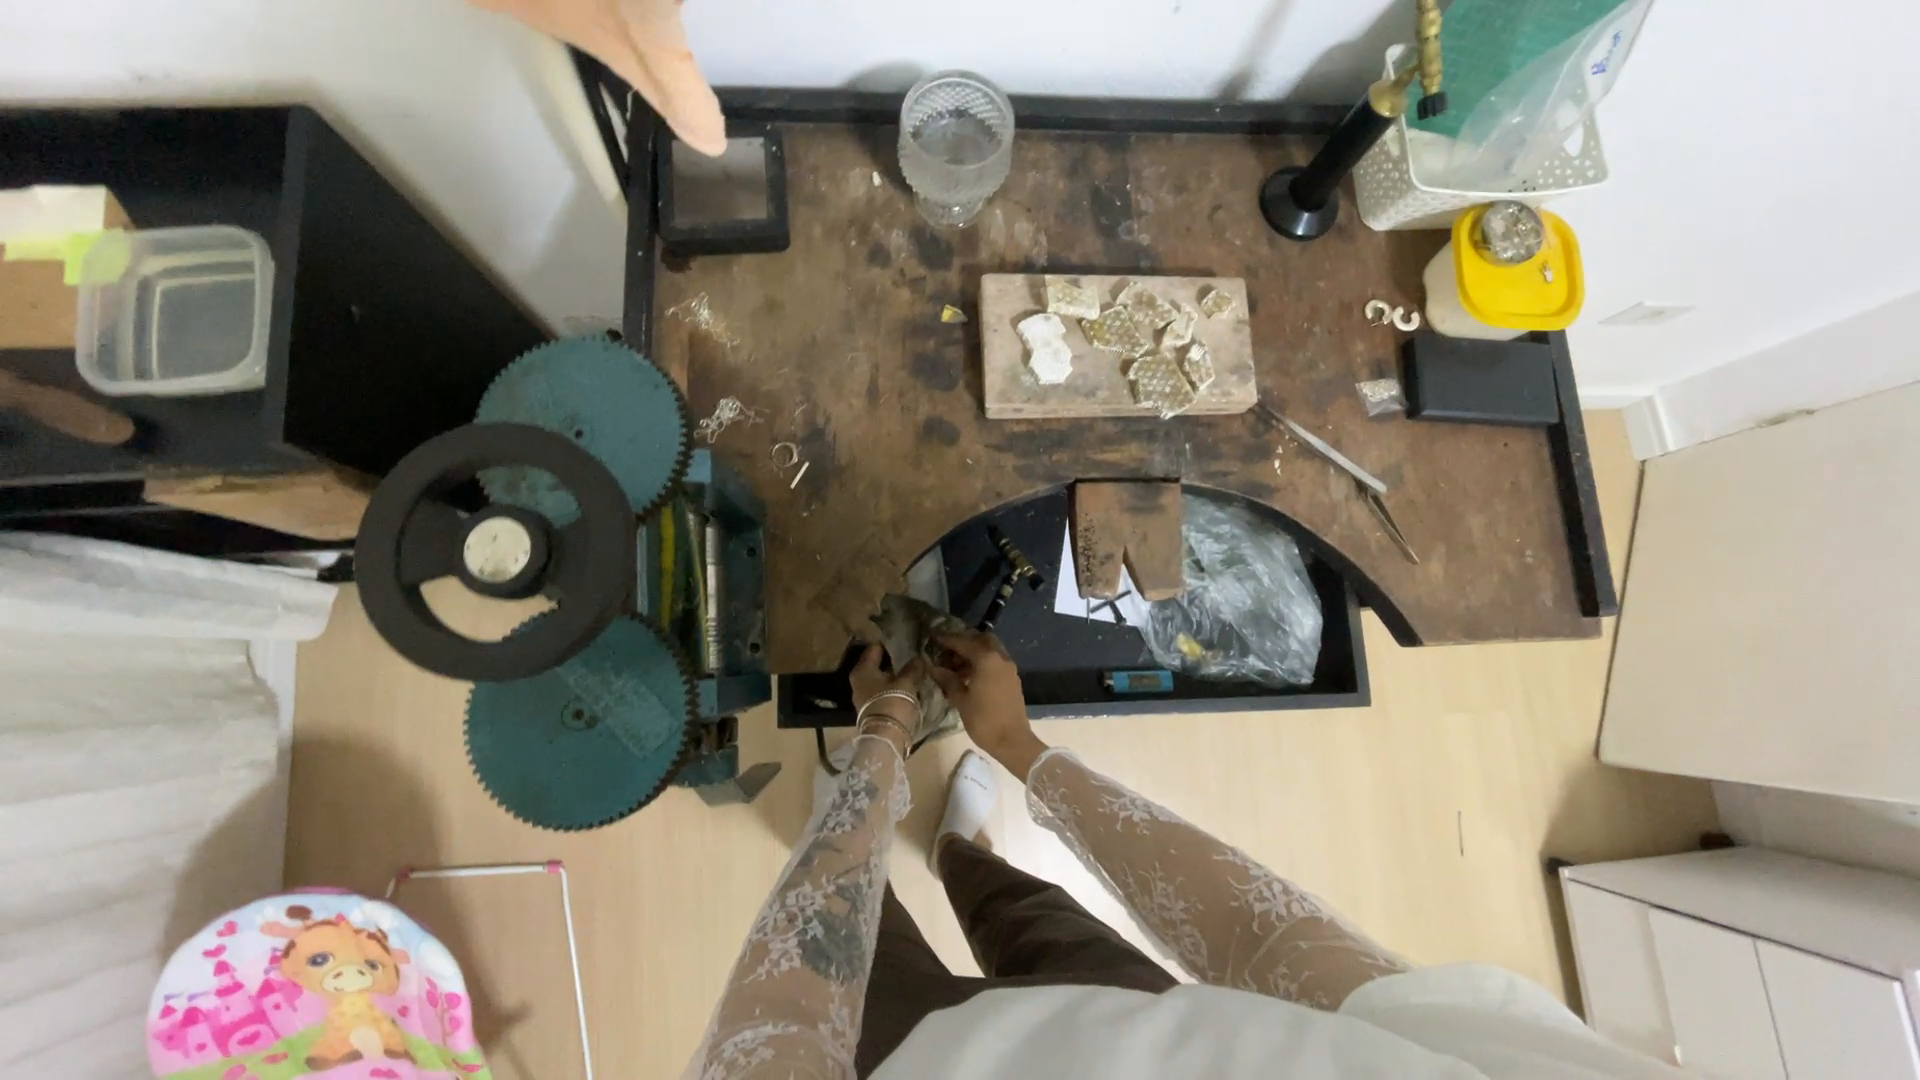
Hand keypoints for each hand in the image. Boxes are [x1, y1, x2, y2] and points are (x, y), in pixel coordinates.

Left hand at [851, 643, 925, 756]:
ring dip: (893, 674)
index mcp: (863, 670)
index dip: (889, 643)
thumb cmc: (893, 704)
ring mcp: (863, 696)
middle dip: (892, 659)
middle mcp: (858, 681)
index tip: (904, 639)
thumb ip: (912, 668)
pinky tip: (906, 686)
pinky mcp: (871, 708)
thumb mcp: (906, 683)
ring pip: (880, 678)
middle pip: (876, 663)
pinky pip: (881, 691)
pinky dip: (892, 686)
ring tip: (912, 669)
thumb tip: (918, 658)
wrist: (886, 738)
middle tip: (911, 653)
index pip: (875, 648)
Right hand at [929, 632, 1049, 779]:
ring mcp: (1009, 668)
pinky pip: (995, 661)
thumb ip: (948, 680)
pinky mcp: (1012, 679)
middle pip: (981, 640)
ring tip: (954, 668)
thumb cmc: (984, 721)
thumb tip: (934, 668)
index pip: (964, 642)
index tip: (934, 638)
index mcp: (987, 660)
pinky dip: (982, 662)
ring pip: (990, 650)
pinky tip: (969, 677)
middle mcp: (1000, 658)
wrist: (1012, 741)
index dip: (947, 639)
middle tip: (947, 653)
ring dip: (973, 653)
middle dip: (964, 642)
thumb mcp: (961, 700)